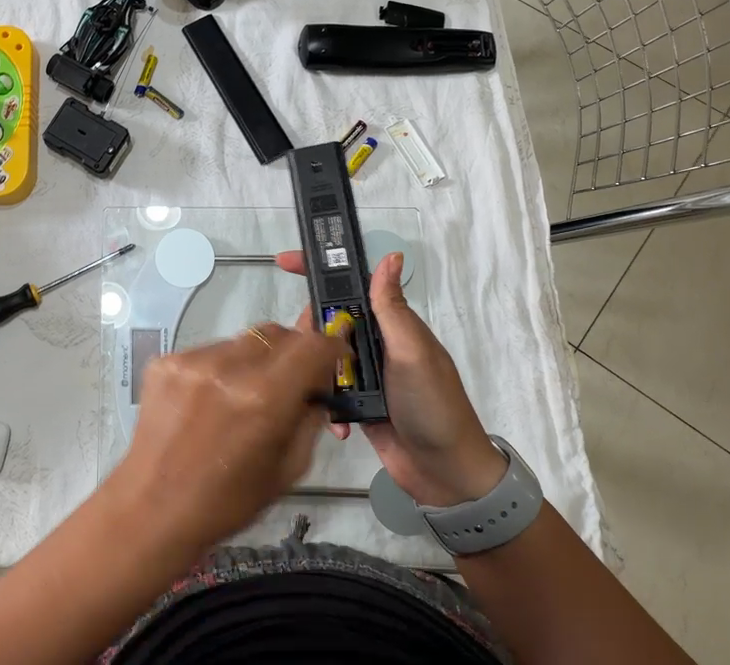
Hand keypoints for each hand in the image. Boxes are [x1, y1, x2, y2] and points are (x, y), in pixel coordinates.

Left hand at [110, 322, 345, 548]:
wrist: (153, 508)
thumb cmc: (228, 501)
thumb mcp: (288, 468)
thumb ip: (308, 418)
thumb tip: (316, 386)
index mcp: (264, 397)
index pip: (312, 346)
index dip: (332, 347)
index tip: (336, 358)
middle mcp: (226, 367)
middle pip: (275, 333)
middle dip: (293, 350)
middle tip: (292, 378)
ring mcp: (190, 360)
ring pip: (240, 341)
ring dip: (254, 359)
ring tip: (243, 397)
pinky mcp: (164, 362)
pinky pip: (207, 352)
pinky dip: (220, 369)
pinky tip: (209, 402)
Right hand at [276, 251, 505, 506]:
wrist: (446, 475)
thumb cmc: (433, 406)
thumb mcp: (413, 352)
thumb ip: (393, 308)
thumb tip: (390, 255)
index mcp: (391, 325)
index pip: (351, 287)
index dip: (319, 272)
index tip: (283, 262)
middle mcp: (374, 345)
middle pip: (325, 321)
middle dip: (309, 331)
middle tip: (303, 350)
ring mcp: (364, 376)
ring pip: (320, 356)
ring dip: (313, 370)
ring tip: (315, 389)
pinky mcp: (356, 405)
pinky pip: (325, 393)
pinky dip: (324, 405)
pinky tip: (333, 423)